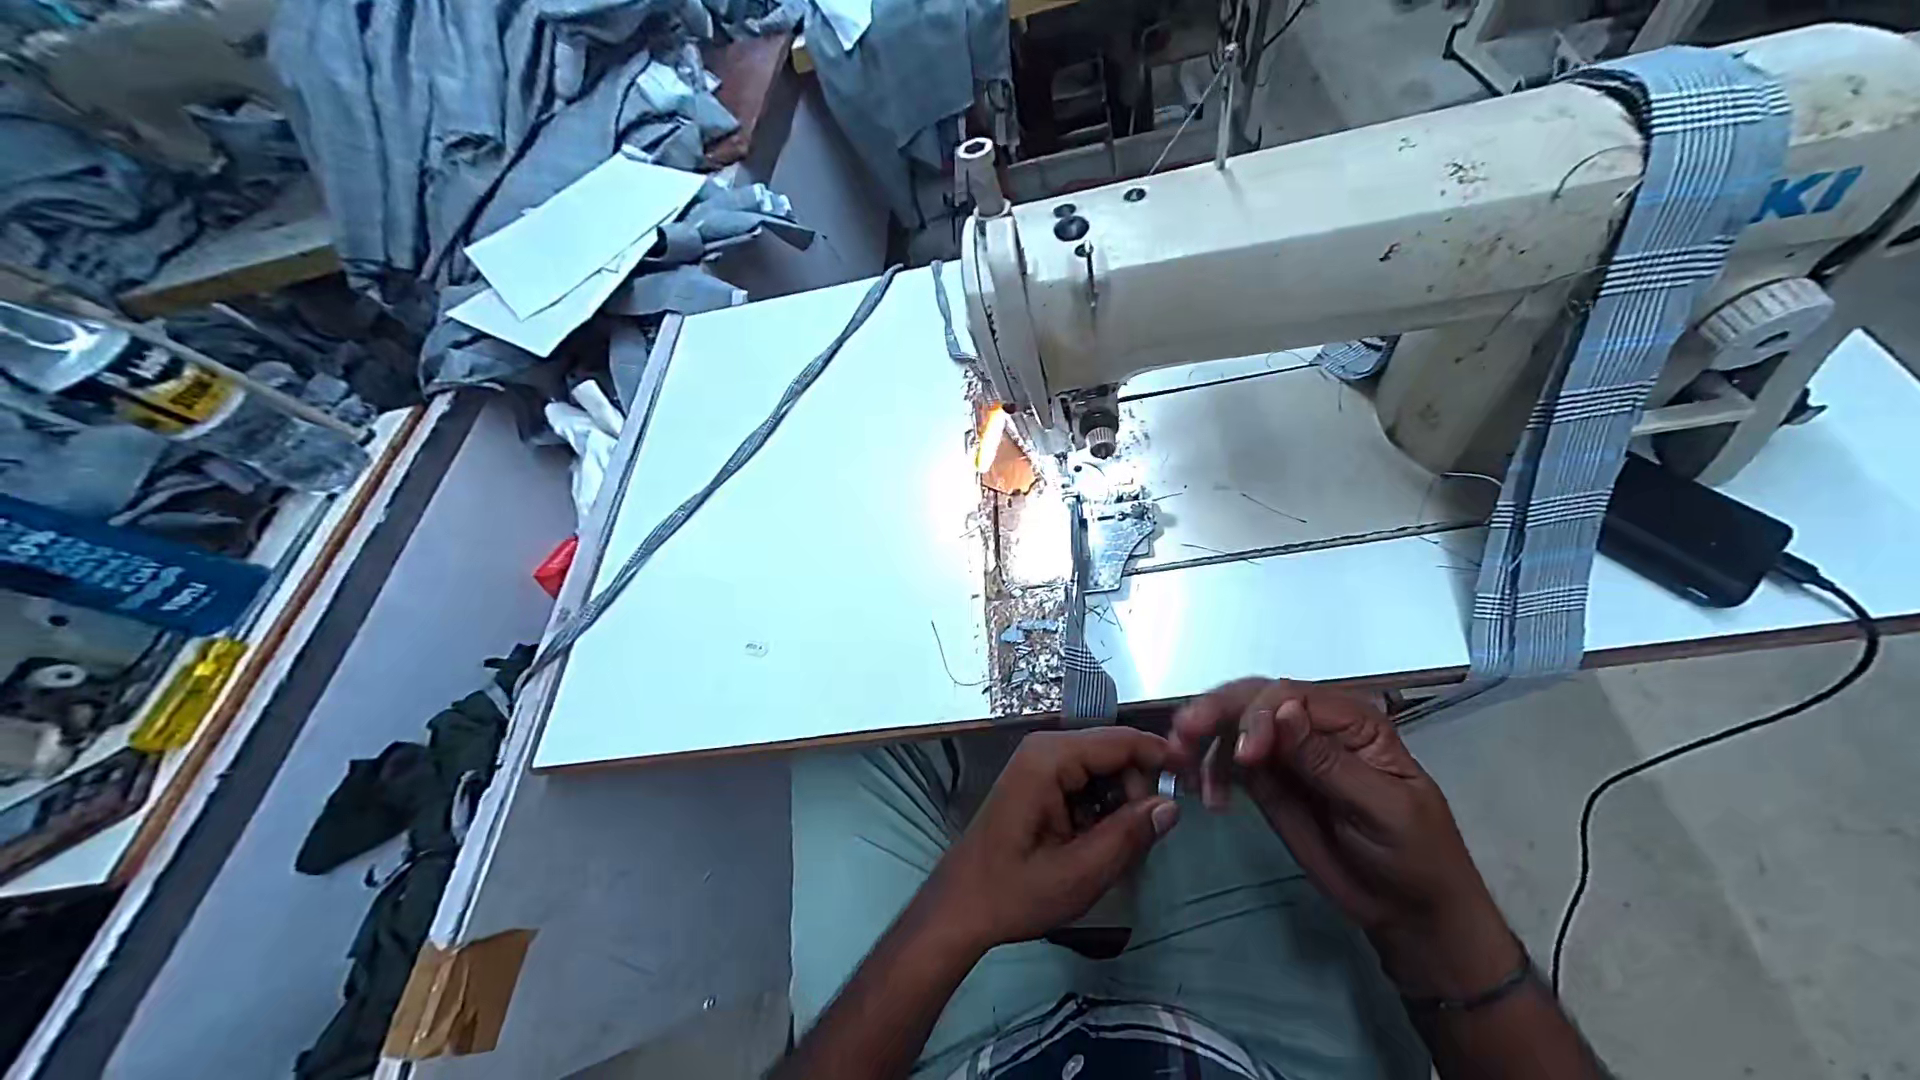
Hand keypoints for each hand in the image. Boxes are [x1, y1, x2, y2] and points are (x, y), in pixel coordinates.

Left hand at [919, 728, 1179, 952]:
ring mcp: (1039, 762)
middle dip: (1135, 792)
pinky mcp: (1039, 779)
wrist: (961, 905)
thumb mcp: (1079, 873)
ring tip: (1110, 849)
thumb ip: (1128, 835)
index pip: (1122, 741)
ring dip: (1118, 806)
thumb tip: (1171, 805)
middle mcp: (1045, 748)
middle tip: (1139, 840)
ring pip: (1103, 770)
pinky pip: (1085, 782)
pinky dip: (1099, 810)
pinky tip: (1091, 844)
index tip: (1194, 784)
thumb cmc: (1014, 891)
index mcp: (1050, 758)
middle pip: (1114, 753)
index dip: (1162, 758)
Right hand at [1170, 679, 1520, 997]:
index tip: (1243, 756)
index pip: (1289, 697)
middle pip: (1252, 700)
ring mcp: (1284, 751)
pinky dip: (1208, 770)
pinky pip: (1227, 761)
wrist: (1408, 913)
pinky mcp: (1266, 779)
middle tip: (1183, 736)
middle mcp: (1311, 725)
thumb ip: (1328, 760)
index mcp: (1350, 721)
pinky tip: (1206, 794)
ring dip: (1203, 740)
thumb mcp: (1382, 808)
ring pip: (1231, 726)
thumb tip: (1283, 712)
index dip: (1257, 716)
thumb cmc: (1415, 857)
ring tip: (1184, 768)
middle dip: (1214, 713)